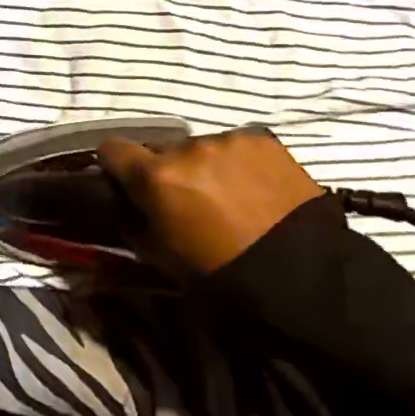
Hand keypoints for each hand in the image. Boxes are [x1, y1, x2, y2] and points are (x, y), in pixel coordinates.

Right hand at [97, 128, 323, 274]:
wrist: (301, 275)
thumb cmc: (220, 274)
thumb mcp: (161, 257)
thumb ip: (132, 222)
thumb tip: (124, 204)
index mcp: (158, 177)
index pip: (113, 149)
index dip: (115, 165)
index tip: (125, 181)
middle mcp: (189, 148)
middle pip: (162, 151)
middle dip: (167, 171)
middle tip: (188, 201)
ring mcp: (229, 140)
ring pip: (201, 148)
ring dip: (206, 167)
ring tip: (231, 198)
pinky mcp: (264, 140)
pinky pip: (236, 147)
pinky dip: (238, 165)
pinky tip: (257, 191)